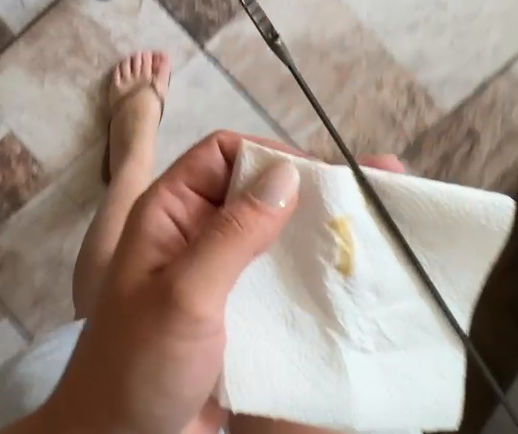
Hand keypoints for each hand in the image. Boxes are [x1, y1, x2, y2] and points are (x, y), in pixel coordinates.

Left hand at [20, 132, 401, 433]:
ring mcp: (218, 274)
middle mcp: (194, 232)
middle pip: (256, 193)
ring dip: (319, 236)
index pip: (223, 155)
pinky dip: (313, 278)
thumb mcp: (185, 294)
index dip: (271, 156)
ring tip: (379, 238)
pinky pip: (279, 283)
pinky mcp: (238, 315)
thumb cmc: (138, 362)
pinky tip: (354, 286)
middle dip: (312, 193)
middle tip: (377, 195)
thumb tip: (286, 174)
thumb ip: (232, 234)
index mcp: (170, 211)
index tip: (327, 178)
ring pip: (274, 238)